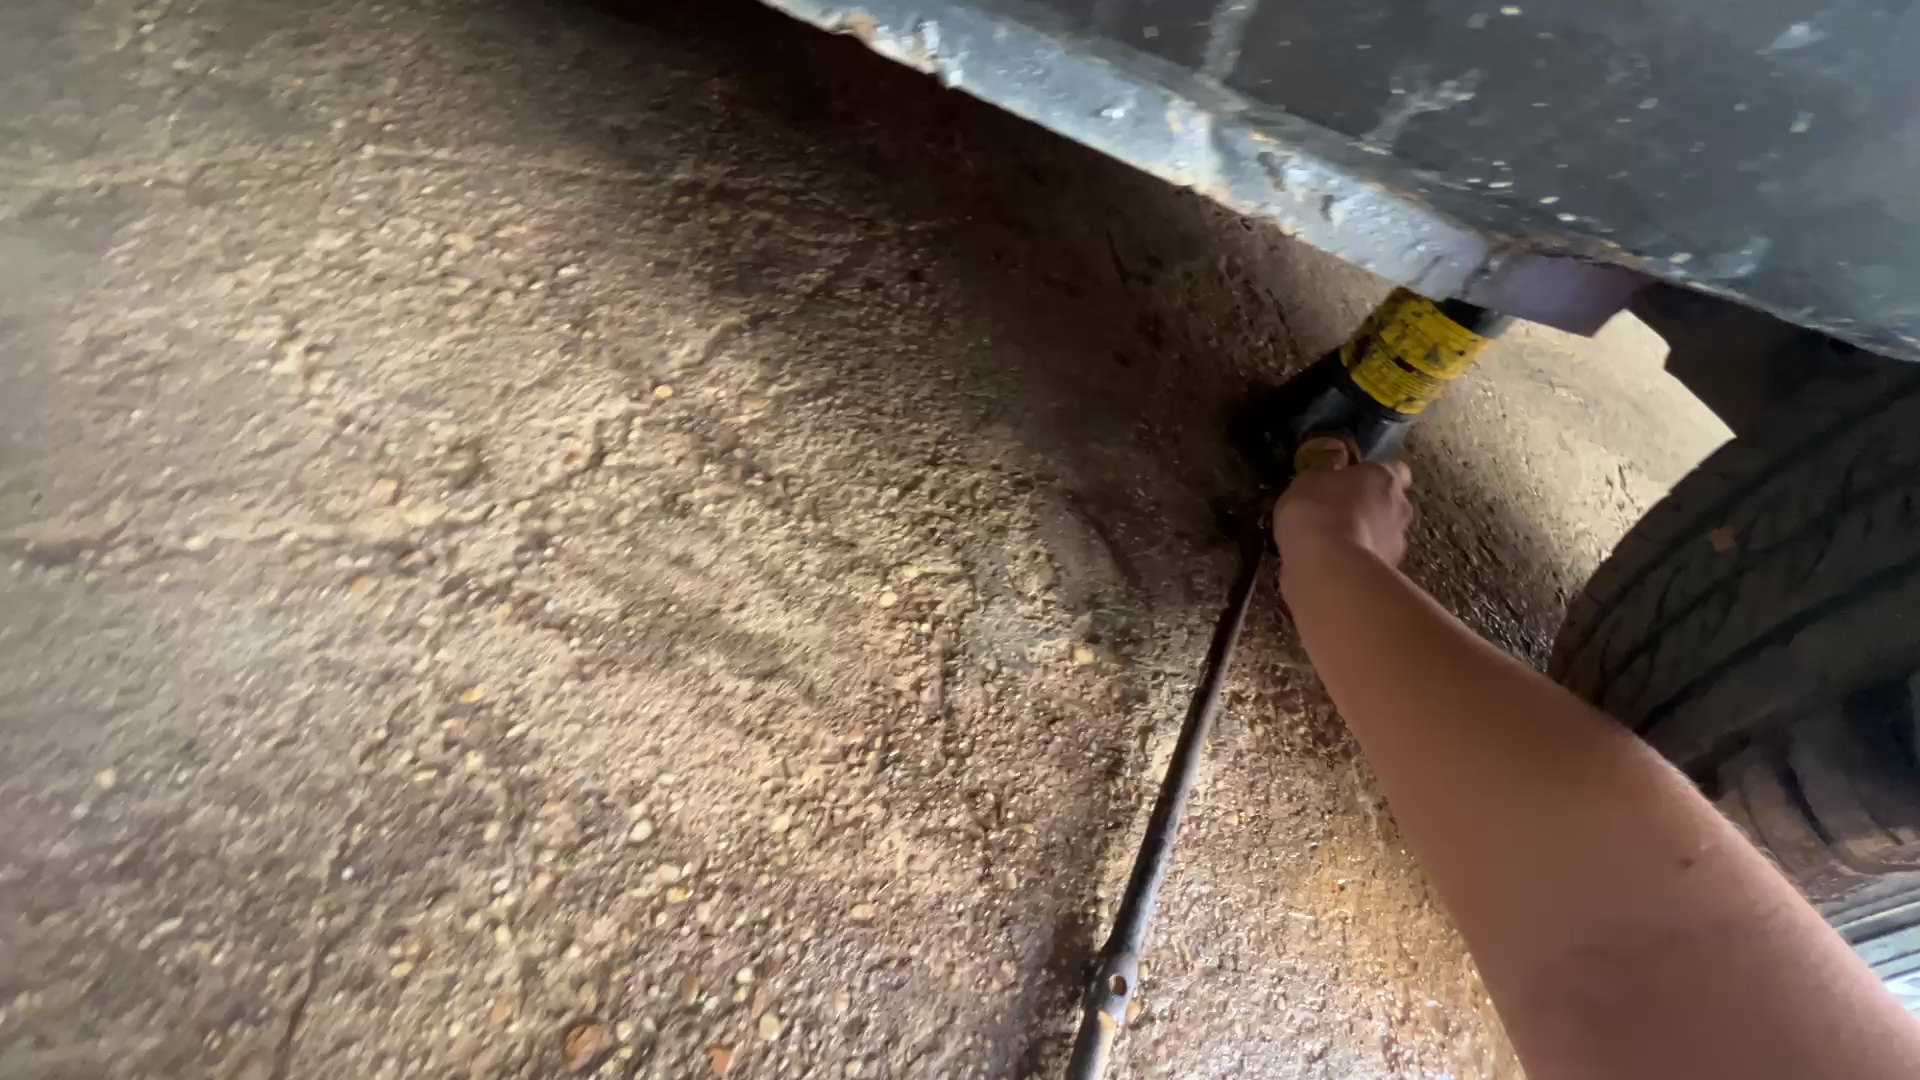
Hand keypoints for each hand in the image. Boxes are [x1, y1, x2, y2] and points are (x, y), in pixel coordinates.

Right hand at [1272, 437, 1415, 566]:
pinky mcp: (1386, 572)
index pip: (1395, 469)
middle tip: (1338, 515)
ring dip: (1363, 537)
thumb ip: (1324, 478)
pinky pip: (1369, 560)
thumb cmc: (1316, 510)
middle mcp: (1400, 507)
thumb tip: (1330, 476)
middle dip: (1369, 509)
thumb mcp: (1307, 481)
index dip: (1374, 476)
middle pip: (1390, 504)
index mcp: (1384, 477)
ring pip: (1382, 535)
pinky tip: (1330, 564)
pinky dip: (1354, 560)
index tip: (1354, 483)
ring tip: (1331, 545)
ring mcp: (1397, 543)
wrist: (1325, 565)